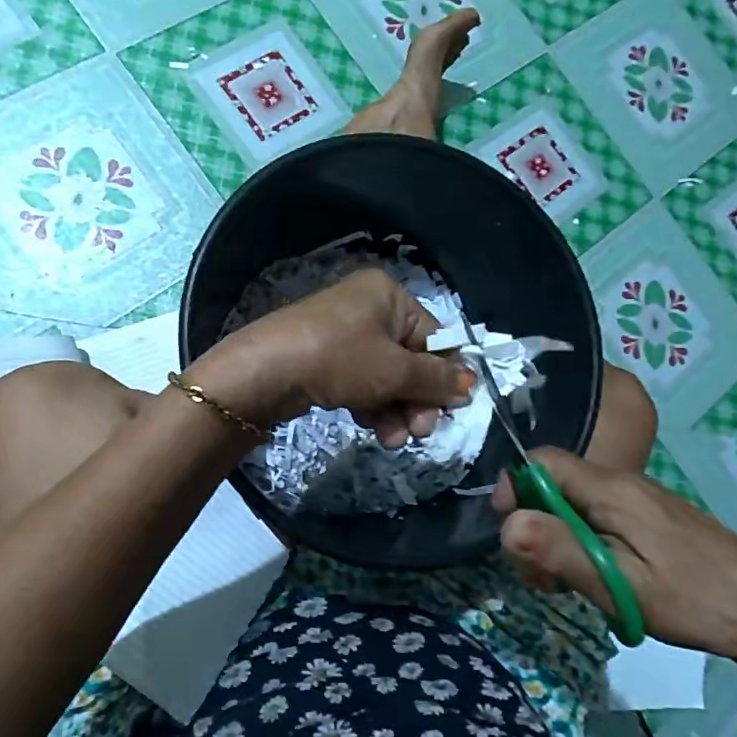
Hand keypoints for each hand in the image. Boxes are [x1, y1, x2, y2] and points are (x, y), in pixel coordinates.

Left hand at [192, 268, 474, 446]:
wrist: (265, 372)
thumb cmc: (339, 359)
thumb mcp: (395, 371)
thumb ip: (437, 379)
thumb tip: (470, 386)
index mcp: (390, 296)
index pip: (434, 337)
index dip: (445, 375)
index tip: (450, 410)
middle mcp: (369, 308)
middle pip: (412, 360)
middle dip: (417, 401)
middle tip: (420, 432)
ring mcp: (346, 334)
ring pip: (388, 377)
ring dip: (397, 411)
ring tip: (394, 440)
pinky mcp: (327, 359)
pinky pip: (363, 382)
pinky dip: (373, 406)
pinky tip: (374, 429)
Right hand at [493, 447, 736, 667]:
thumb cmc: (694, 599)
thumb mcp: (621, 584)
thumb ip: (561, 551)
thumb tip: (505, 523)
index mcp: (612, 489)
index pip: (542, 461)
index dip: (514, 489)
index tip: (509, 537)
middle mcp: (622, 483)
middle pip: (554, 485)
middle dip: (533, 526)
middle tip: (543, 580)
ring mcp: (638, 500)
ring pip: (574, 504)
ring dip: (557, 540)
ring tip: (569, 587)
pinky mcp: (649, 518)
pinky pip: (597, 518)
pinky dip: (582, 544)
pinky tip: (597, 580)